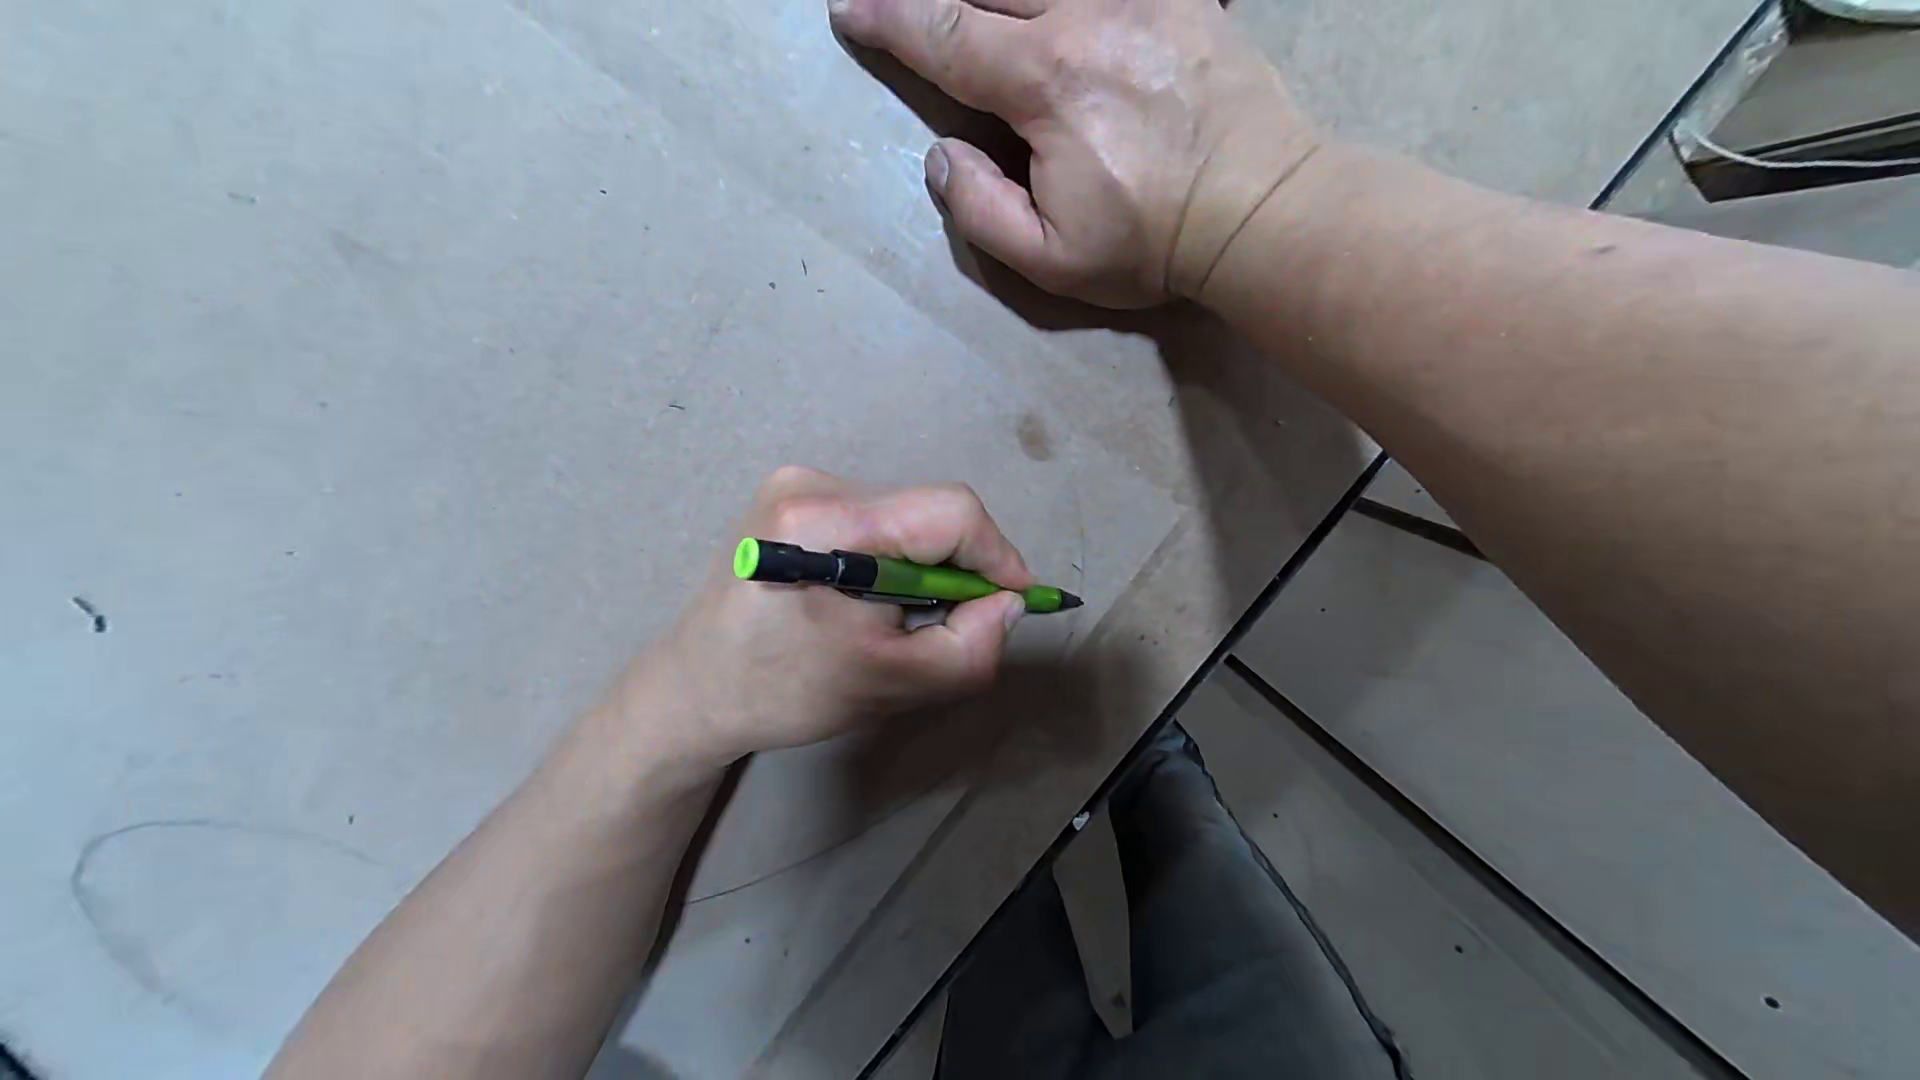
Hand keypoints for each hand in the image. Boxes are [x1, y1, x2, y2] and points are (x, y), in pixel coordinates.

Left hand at [622, 467, 1033, 766]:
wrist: (694, 688)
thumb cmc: (787, 693)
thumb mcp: (894, 686)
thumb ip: (971, 647)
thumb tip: (1010, 601)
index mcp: (827, 526)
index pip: (950, 512)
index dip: (997, 554)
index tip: (1014, 599)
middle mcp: (811, 485)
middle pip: (927, 512)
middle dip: (959, 565)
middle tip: (957, 620)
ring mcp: (796, 484)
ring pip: (906, 515)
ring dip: (925, 563)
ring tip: (901, 615)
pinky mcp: (792, 495)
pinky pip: (877, 517)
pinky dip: (895, 555)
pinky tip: (869, 596)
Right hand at [830, 0, 1320, 305]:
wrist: (1256, 212)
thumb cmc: (1148, 246)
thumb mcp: (1050, 261)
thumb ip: (982, 212)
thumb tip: (943, 157)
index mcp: (1047, 85)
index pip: (946, 38)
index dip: (890, 21)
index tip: (848, 11)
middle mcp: (1087, 18)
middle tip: (900, 2)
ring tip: (972, 5)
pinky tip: (1051, 7)